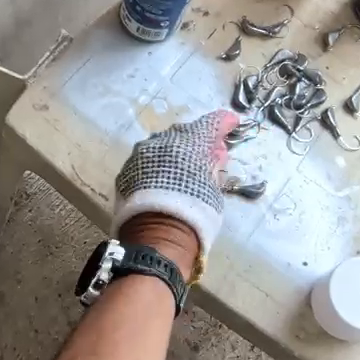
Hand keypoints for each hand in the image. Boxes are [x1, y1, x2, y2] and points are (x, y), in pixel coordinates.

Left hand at [112, 109, 237, 257]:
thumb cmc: (195, 213)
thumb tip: (215, 153)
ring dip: (173, 152)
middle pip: (183, 133)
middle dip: (195, 140)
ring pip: (161, 145)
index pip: (210, 124)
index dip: (223, 122)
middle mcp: (164, 141)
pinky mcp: (127, 171)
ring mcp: (142, 154)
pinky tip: (161, 178)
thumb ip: (213, 166)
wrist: (157, 236)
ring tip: (182, 167)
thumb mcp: (214, 189)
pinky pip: (146, 161)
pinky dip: (156, 165)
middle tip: (206, 152)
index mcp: (191, 142)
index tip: (232, 123)